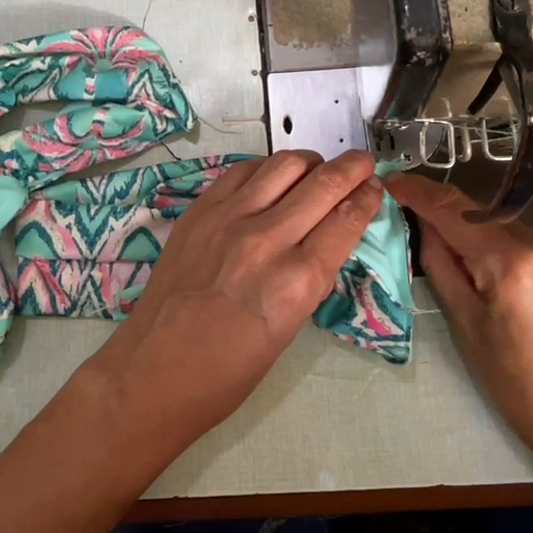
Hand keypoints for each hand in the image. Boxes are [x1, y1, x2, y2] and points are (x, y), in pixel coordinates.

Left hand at [89, 150, 383, 445]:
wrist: (156, 370)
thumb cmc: (229, 371)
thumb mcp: (289, 328)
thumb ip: (309, 275)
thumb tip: (326, 235)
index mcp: (297, 282)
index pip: (346, 220)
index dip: (368, 199)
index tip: (375, 189)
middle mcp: (266, 240)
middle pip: (323, 184)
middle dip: (352, 168)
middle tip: (363, 163)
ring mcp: (228, 219)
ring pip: (284, 164)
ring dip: (311, 162)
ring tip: (317, 170)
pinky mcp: (200, 210)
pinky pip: (243, 171)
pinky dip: (267, 168)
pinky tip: (273, 178)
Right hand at [385, 173, 532, 456]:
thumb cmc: (520, 385)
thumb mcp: (465, 325)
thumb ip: (440, 262)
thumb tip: (422, 220)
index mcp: (511, 263)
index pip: (453, 210)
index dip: (419, 192)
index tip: (393, 180)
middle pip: (490, 222)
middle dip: (467, 235)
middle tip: (459, 269)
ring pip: (523, 232)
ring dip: (506, 249)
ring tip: (510, 295)